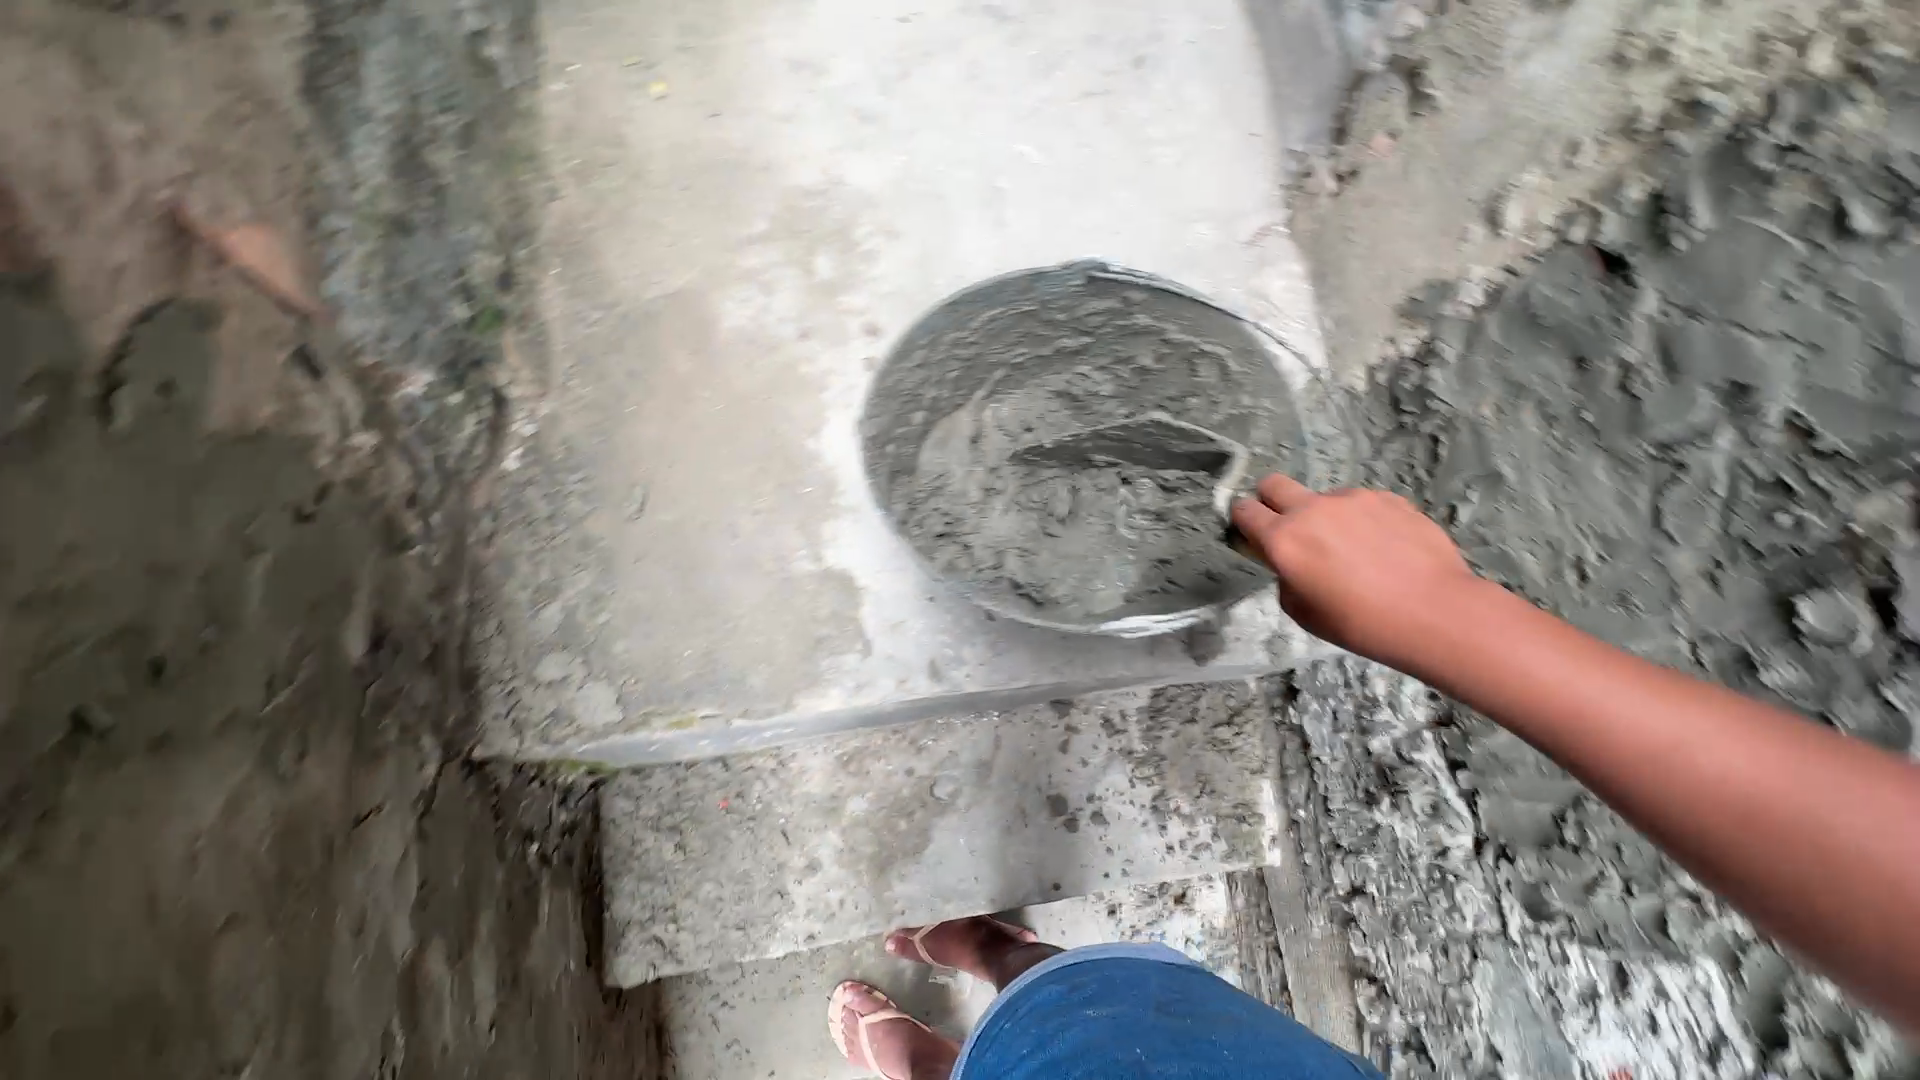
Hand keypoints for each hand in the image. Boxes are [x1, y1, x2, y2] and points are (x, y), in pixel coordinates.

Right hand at [1231, 474, 1481, 667]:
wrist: (1434, 611)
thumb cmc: (1360, 624)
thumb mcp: (1302, 612)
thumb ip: (1286, 577)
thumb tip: (1293, 563)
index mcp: (1283, 540)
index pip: (1243, 510)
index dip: (1244, 523)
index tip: (1255, 538)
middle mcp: (1311, 510)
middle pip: (1272, 484)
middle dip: (1272, 502)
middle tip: (1292, 533)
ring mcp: (1352, 499)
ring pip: (1322, 497)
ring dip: (1324, 516)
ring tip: (1354, 551)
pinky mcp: (1386, 498)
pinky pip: (1360, 504)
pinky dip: (1360, 520)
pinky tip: (1383, 548)